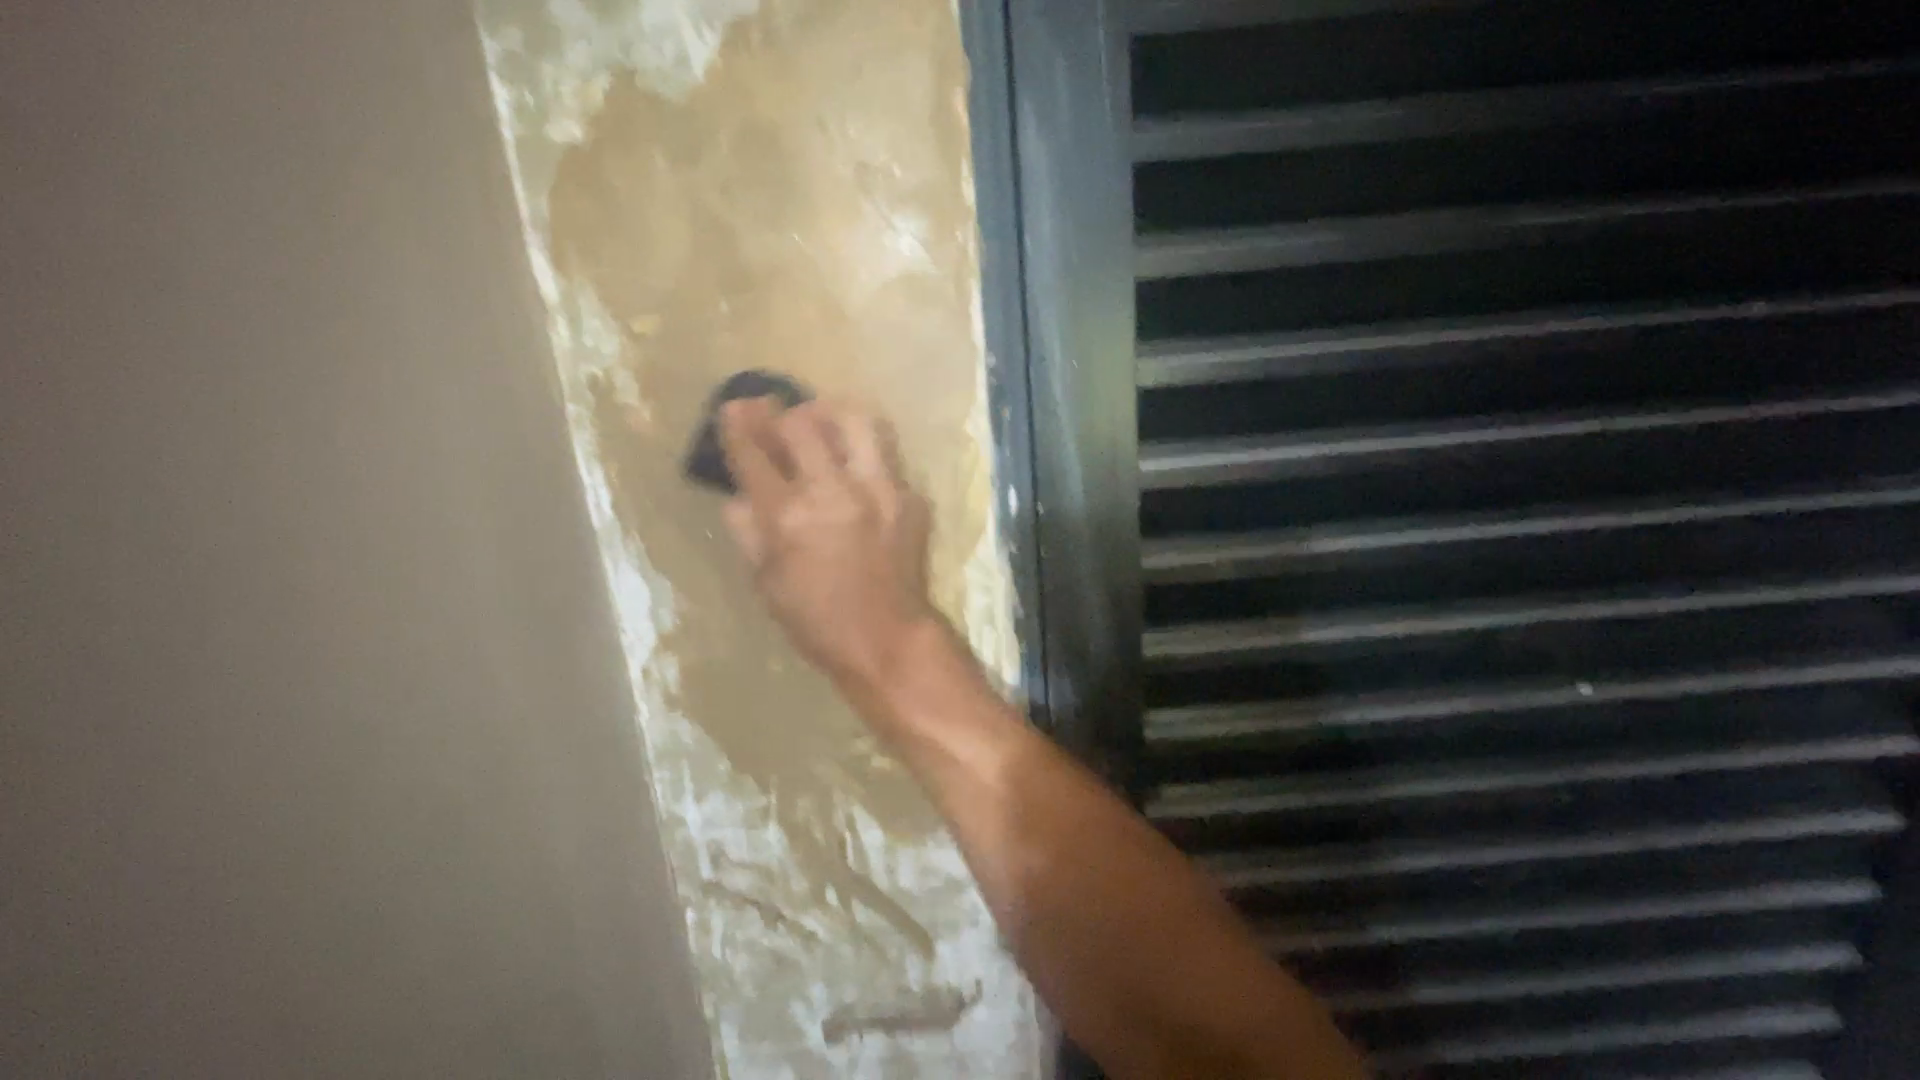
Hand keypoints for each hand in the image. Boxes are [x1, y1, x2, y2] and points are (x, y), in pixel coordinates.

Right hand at [719, 398, 943, 703]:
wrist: (888, 638)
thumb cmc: (818, 621)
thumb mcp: (766, 582)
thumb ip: (749, 531)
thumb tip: (739, 496)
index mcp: (789, 516)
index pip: (754, 454)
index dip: (738, 426)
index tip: (734, 408)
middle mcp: (834, 491)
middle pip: (802, 423)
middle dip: (779, 411)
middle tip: (773, 410)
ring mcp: (879, 489)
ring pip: (855, 421)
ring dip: (831, 416)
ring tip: (822, 422)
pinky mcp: (911, 497)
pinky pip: (885, 456)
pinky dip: (865, 453)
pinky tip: (857, 466)